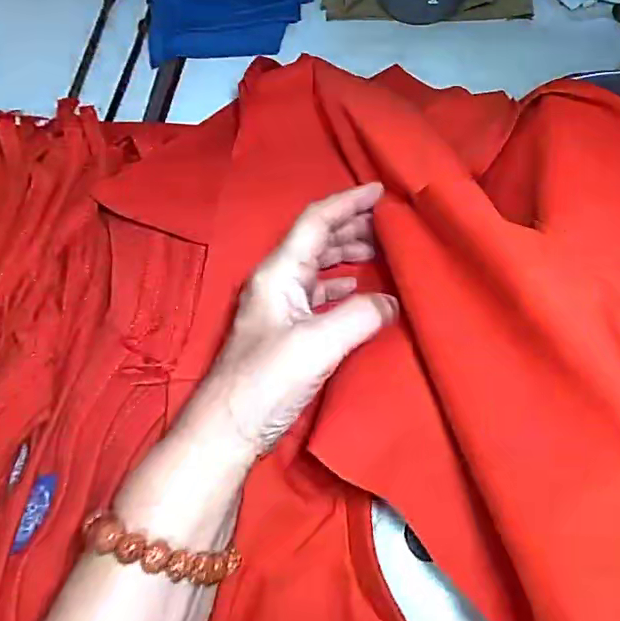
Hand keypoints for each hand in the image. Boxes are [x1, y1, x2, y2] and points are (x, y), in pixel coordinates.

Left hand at [180, 183, 398, 459]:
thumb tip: (392, 302)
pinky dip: (344, 285)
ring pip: (320, 265)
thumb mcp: (318, 344)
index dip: (349, 202)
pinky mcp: (287, 329)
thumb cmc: (265, 382)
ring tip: (384, 250)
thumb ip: (360, 315)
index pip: (316, 221)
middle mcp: (278, 280)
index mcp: (279, 272)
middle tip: (392, 223)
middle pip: (319, 239)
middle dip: (355, 226)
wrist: (228, 430)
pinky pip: (321, 293)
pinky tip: (362, 290)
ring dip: (350, 254)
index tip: (381, 191)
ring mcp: (280, 305)